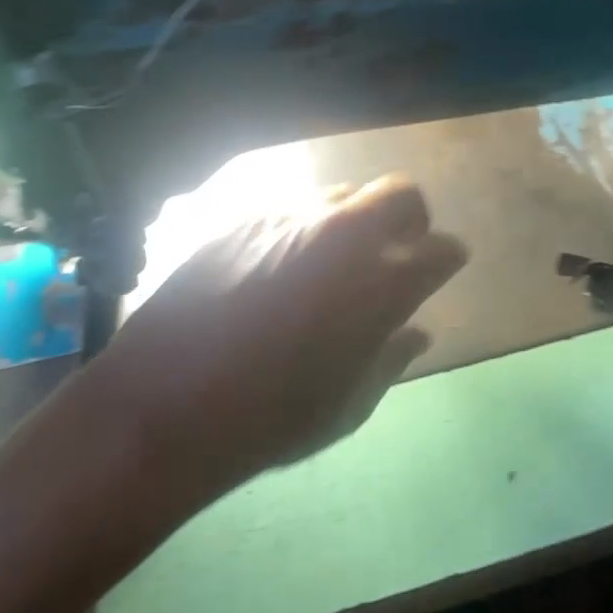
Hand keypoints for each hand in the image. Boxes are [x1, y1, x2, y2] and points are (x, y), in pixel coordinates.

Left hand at [85, 175, 467, 491]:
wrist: (166, 402)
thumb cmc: (271, 418)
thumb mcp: (349, 405)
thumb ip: (391, 359)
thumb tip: (416, 334)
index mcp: (382, 283)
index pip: (441, 250)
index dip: (446, 260)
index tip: (440, 271)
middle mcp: (343, 234)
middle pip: (400, 194)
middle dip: (411, 219)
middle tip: (397, 252)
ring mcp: (290, 217)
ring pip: (342, 194)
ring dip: (353, 221)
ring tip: (332, 262)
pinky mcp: (243, 217)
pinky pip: (290, 209)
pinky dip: (302, 230)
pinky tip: (277, 269)